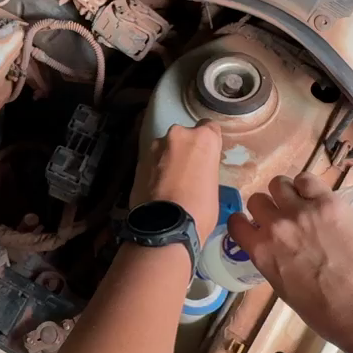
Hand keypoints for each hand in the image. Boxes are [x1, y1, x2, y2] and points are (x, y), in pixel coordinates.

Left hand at [132, 122, 223, 242]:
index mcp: (203, 138)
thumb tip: (196, 174)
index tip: (206, 156)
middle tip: (187, 172)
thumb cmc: (200, 209)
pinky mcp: (138, 160)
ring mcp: (155, 146)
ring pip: (165, 148)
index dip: (208, 143)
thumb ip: (204, 169)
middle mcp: (178, 134)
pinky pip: (152, 161)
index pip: (209, 127)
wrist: (165, 225)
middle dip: (185, 150)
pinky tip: (157, 188)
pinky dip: (154, 170)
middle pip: (184, 137)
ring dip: (167, 159)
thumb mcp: (213, 186)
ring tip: (169, 183)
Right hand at [226, 172, 352, 351]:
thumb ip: (271, 259)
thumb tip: (274, 245)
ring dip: (286, 193)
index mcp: (261, 251)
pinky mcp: (328, 202)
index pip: (236, 222)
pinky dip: (308, 186)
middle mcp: (275, 226)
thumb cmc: (322, 311)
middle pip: (257, 199)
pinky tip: (318, 198)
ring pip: (278, 183)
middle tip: (284, 218)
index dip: (246, 222)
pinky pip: (307, 179)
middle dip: (268, 208)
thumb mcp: (282, 287)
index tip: (256, 225)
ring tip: (302, 204)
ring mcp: (301, 211)